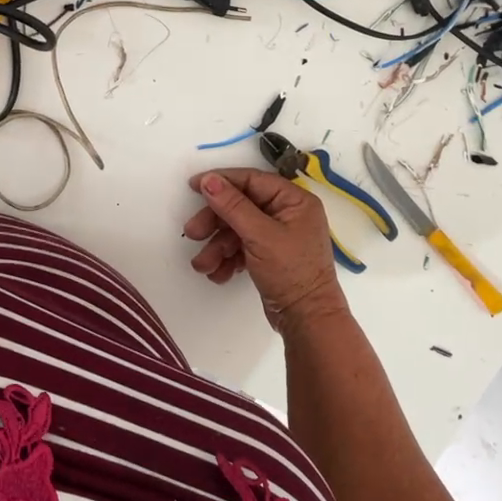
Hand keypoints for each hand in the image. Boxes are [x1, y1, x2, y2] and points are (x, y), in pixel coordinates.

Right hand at [184, 168, 348, 332]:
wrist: (308, 321)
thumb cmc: (291, 273)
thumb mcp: (259, 236)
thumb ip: (232, 205)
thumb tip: (208, 179)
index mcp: (294, 201)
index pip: (252, 181)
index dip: (222, 181)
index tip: (194, 185)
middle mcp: (286, 214)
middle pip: (239, 206)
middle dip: (215, 222)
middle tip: (193, 232)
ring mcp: (277, 235)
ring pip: (236, 229)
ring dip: (217, 246)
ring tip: (203, 264)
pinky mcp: (268, 255)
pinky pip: (241, 247)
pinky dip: (227, 258)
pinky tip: (217, 273)